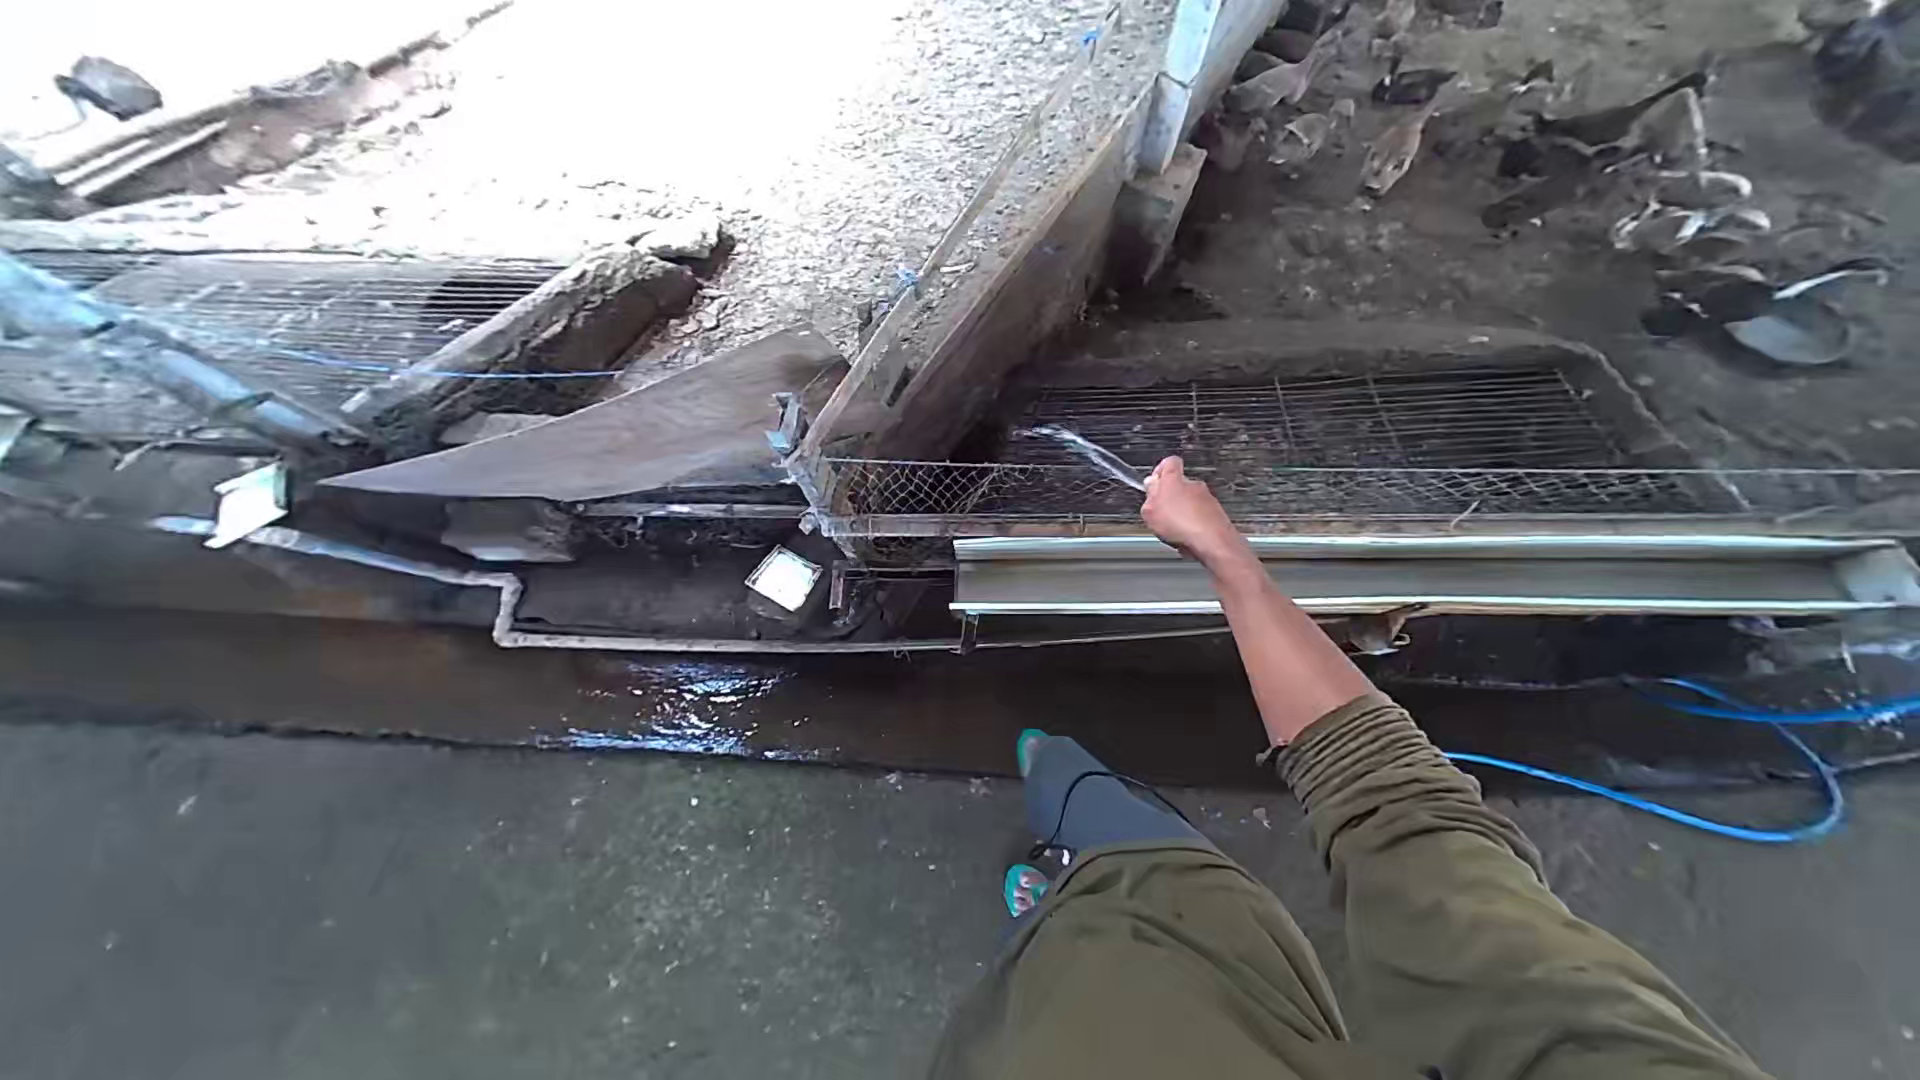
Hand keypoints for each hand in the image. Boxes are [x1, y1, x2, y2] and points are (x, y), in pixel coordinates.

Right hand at [1141, 456, 1248, 568]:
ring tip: (1171, 528)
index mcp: (1175, 479)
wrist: (1212, 541)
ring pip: (1189, 501)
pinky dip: (1191, 524)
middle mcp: (1194, 485)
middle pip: (1178, 484)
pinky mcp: (1215, 514)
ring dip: (1180, 512)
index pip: (1169, 462)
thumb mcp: (1150, 510)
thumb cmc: (1182, 523)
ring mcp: (1207, 499)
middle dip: (1168, 497)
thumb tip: (1150, 485)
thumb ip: (1149, 494)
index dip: (1159, 471)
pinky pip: (1198, 516)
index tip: (1153, 484)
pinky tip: (1185, 536)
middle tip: (1158, 511)